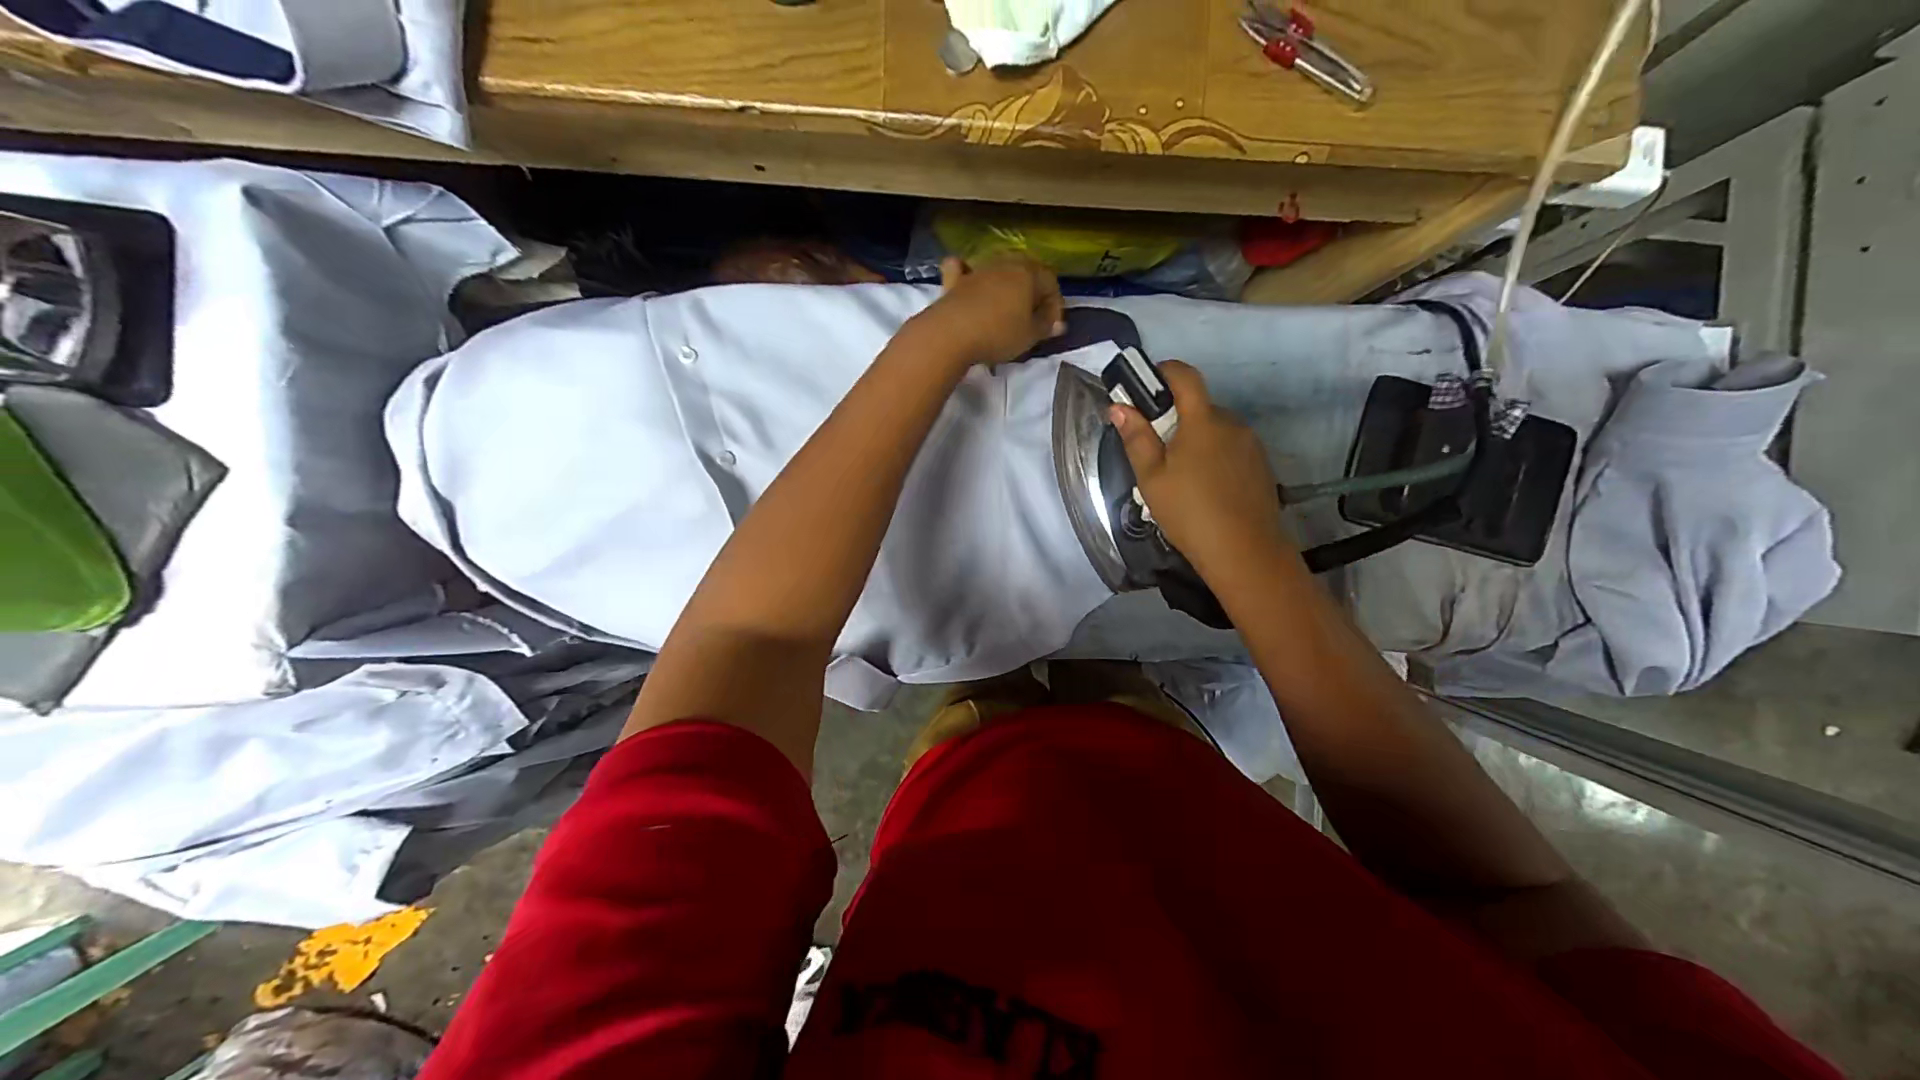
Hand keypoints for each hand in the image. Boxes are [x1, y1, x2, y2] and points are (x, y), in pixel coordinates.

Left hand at [904, 256, 1066, 369]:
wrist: (950, 334)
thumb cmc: (998, 334)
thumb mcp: (1030, 336)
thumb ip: (1046, 326)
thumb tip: (1058, 323)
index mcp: (1028, 273)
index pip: (1051, 283)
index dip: (1055, 306)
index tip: (1051, 328)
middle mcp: (1004, 264)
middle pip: (1026, 273)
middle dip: (1033, 293)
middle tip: (1032, 317)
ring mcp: (977, 269)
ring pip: (998, 270)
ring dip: (1006, 286)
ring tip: (1006, 309)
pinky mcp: (954, 281)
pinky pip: (963, 270)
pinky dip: (967, 273)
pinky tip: (968, 279)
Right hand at [1109, 360, 1293, 578]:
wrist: (1245, 551)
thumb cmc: (1189, 512)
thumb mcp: (1151, 478)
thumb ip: (1136, 438)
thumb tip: (1119, 407)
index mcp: (1202, 421)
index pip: (1185, 376)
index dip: (1163, 371)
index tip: (1144, 387)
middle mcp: (1231, 423)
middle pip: (1199, 406)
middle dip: (1176, 418)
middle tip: (1154, 451)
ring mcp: (1250, 444)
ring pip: (1216, 429)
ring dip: (1196, 440)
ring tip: (1180, 477)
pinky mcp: (1260, 465)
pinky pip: (1231, 448)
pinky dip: (1214, 457)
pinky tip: (1204, 489)